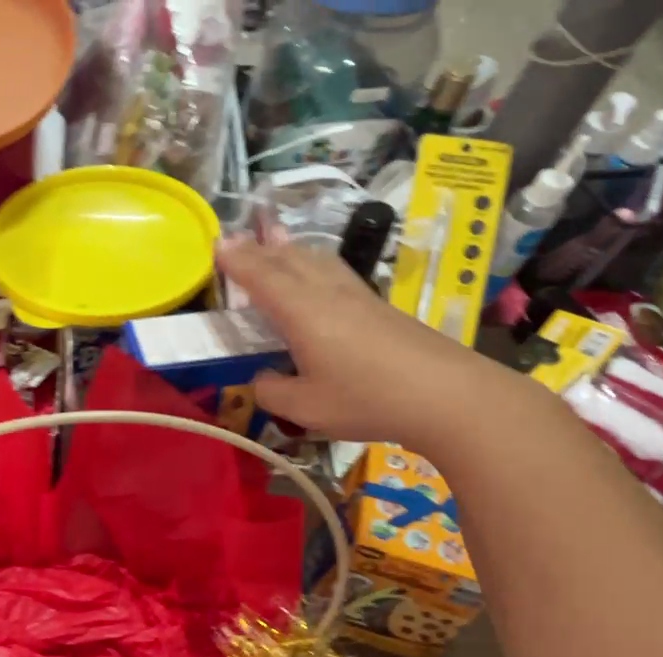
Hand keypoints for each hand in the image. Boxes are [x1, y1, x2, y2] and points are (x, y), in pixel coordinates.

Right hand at [216, 233, 520, 448]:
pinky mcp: (377, 307)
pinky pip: (334, 273)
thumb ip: (273, 391)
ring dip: (289, 251)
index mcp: (302, 312)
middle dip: (259, 249)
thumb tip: (262, 379)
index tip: (217, 245)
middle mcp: (327, 293)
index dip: (238, 261)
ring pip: (316, 261)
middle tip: (235, 241)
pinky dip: (312, 265)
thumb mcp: (304, 408)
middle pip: (289, 260)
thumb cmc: (366, 399)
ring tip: (274, 244)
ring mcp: (357, 296)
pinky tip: (316, 274)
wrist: (445, 393)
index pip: (262, 276)